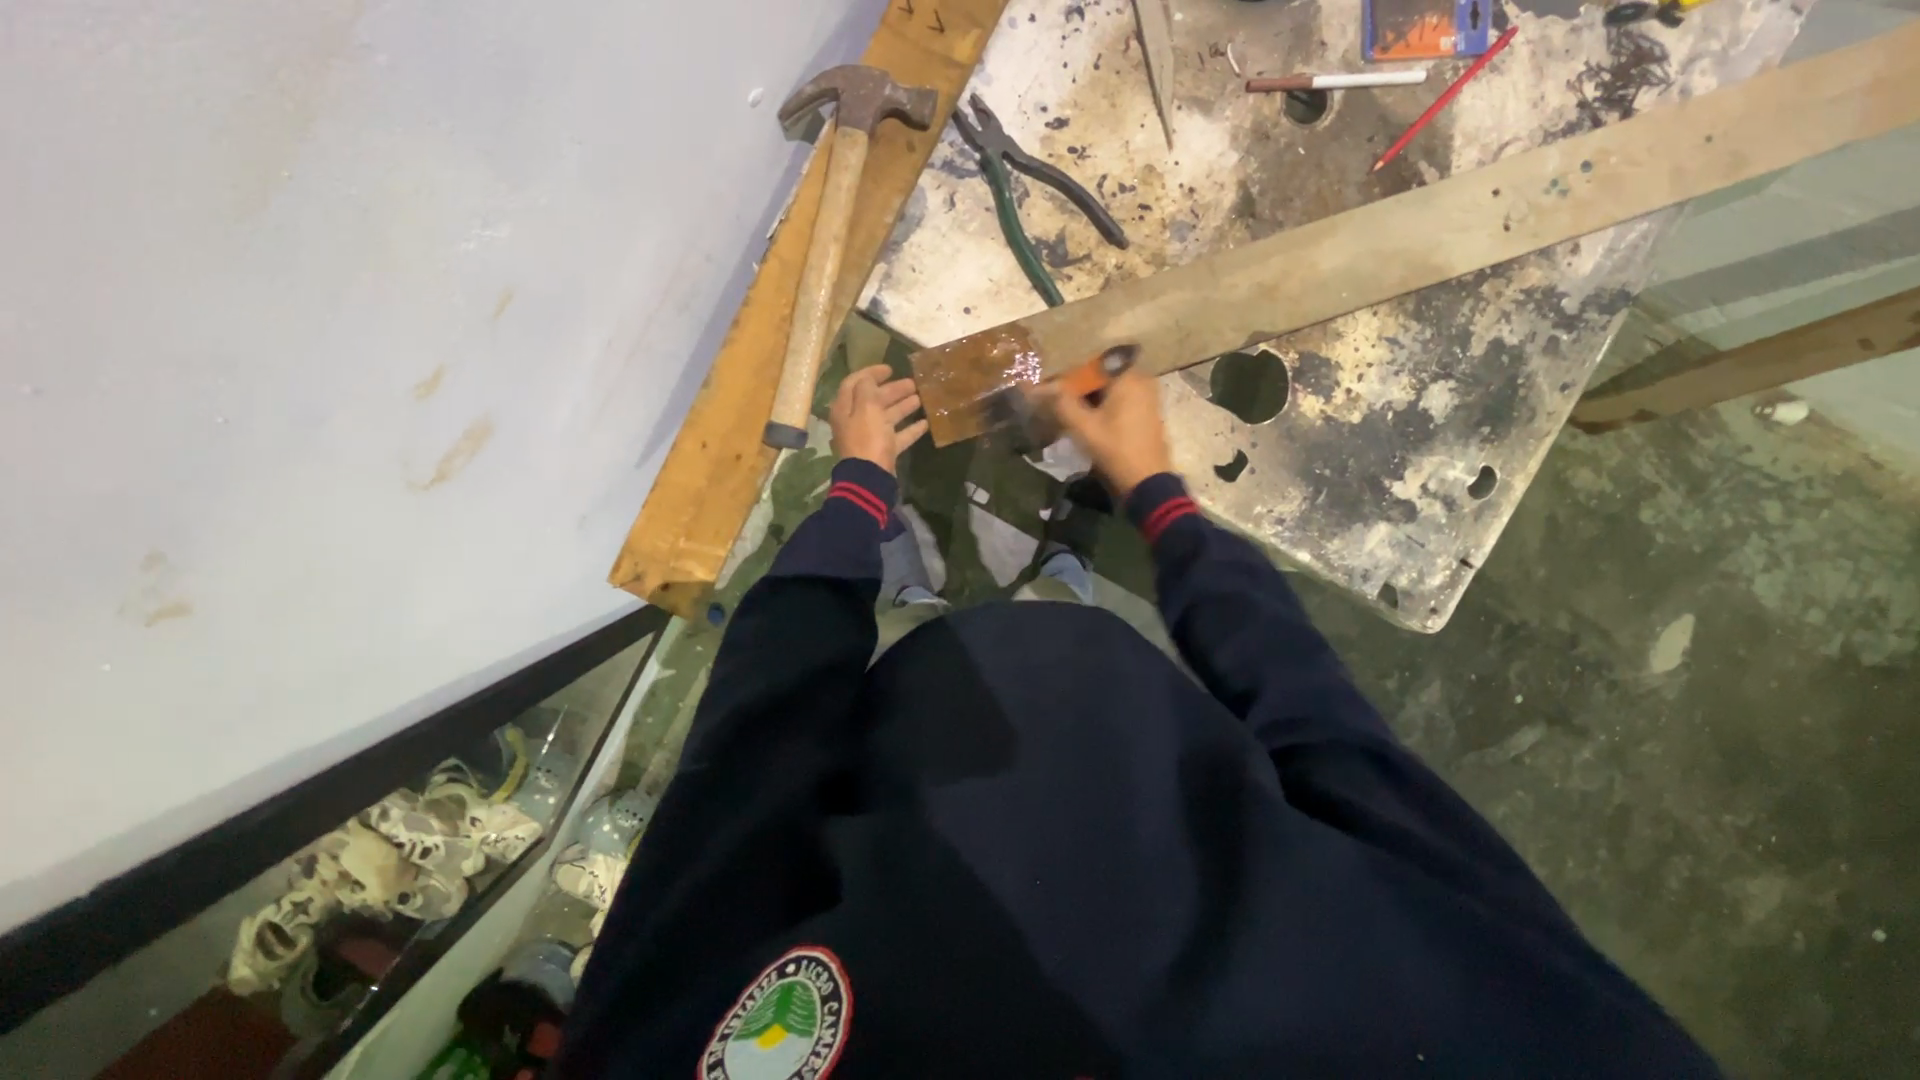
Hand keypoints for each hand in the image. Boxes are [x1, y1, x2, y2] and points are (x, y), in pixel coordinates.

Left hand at [828, 365, 927, 474]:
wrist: (870, 477)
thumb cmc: (867, 438)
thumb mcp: (866, 407)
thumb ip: (867, 388)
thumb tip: (869, 379)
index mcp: (845, 408)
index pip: (855, 383)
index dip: (871, 373)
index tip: (890, 368)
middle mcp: (855, 420)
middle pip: (874, 400)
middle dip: (893, 390)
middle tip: (913, 383)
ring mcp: (869, 437)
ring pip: (887, 417)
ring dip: (903, 406)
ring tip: (921, 398)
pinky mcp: (882, 452)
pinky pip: (897, 436)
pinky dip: (910, 429)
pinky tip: (925, 422)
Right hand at [1044, 368, 1173, 497]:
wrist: (1147, 481)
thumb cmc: (1115, 449)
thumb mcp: (1083, 426)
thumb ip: (1061, 403)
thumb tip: (1038, 388)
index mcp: (1127, 377)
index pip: (1091, 365)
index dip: (1069, 375)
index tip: (1052, 388)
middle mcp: (1141, 379)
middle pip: (1102, 375)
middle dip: (1080, 387)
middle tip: (1058, 400)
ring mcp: (1148, 395)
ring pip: (1111, 388)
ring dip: (1091, 397)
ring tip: (1070, 411)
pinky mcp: (1149, 411)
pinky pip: (1122, 399)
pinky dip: (1105, 405)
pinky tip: (1090, 419)